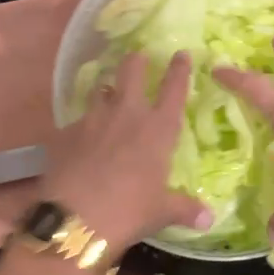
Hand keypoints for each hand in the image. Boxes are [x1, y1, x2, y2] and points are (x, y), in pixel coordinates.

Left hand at [43, 51, 210, 246]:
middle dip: (137, 61)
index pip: (174, 89)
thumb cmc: (130, 211)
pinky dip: (83, 124)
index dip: (180, 70)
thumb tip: (209, 220)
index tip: (182, 53)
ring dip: (107, 88)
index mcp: (157, 129)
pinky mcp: (64, 133)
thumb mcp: (162, 212)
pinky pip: (77, 120)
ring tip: (109, 92)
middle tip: (139, 56)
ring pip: (101, 88)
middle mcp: (126, 114)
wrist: (75, 220)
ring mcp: (92, 120)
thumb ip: (185, 209)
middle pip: (132, 71)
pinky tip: (81, 137)